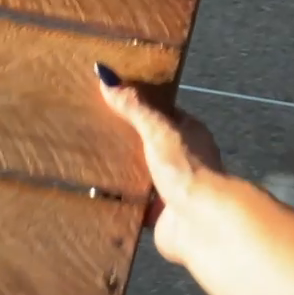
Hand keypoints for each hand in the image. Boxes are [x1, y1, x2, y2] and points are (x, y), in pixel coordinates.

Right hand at [96, 65, 226, 264]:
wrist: (202, 221)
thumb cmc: (186, 168)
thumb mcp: (158, 129)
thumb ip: (134, 106)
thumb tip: (105, 73)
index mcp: (188, 131)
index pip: (160, 111)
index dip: (138, 104)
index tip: (110, 99)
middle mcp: (183, 157)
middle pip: (150, 143)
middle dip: (127, 141)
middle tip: (94, 133)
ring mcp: (173, 186)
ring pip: (143, 175)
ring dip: (123, 173)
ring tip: (91, 165)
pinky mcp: (161, 214)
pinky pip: (137, 206)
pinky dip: (122, 203)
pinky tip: (100, 199)